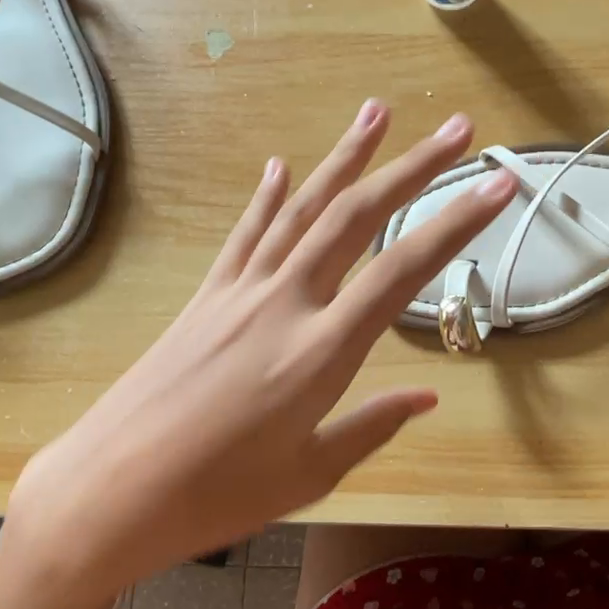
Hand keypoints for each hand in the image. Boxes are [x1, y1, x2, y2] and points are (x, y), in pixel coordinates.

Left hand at [0, 101, 517, 608]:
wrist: (108, 491)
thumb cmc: (216, 497)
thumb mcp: (310, 474)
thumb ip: (372, 425)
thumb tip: (428, 397)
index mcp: (321, 353)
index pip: (404, 270)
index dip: (457, 222)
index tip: (499, 184)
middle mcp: (285, 304)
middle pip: (357, 217)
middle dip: (413, 166)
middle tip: (458, 127)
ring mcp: (241, 293)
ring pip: (303, 208)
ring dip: (346, 158)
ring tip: (377, 111)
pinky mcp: (206, 297)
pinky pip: (246, 234)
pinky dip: (268, 197)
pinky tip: (281, 165)